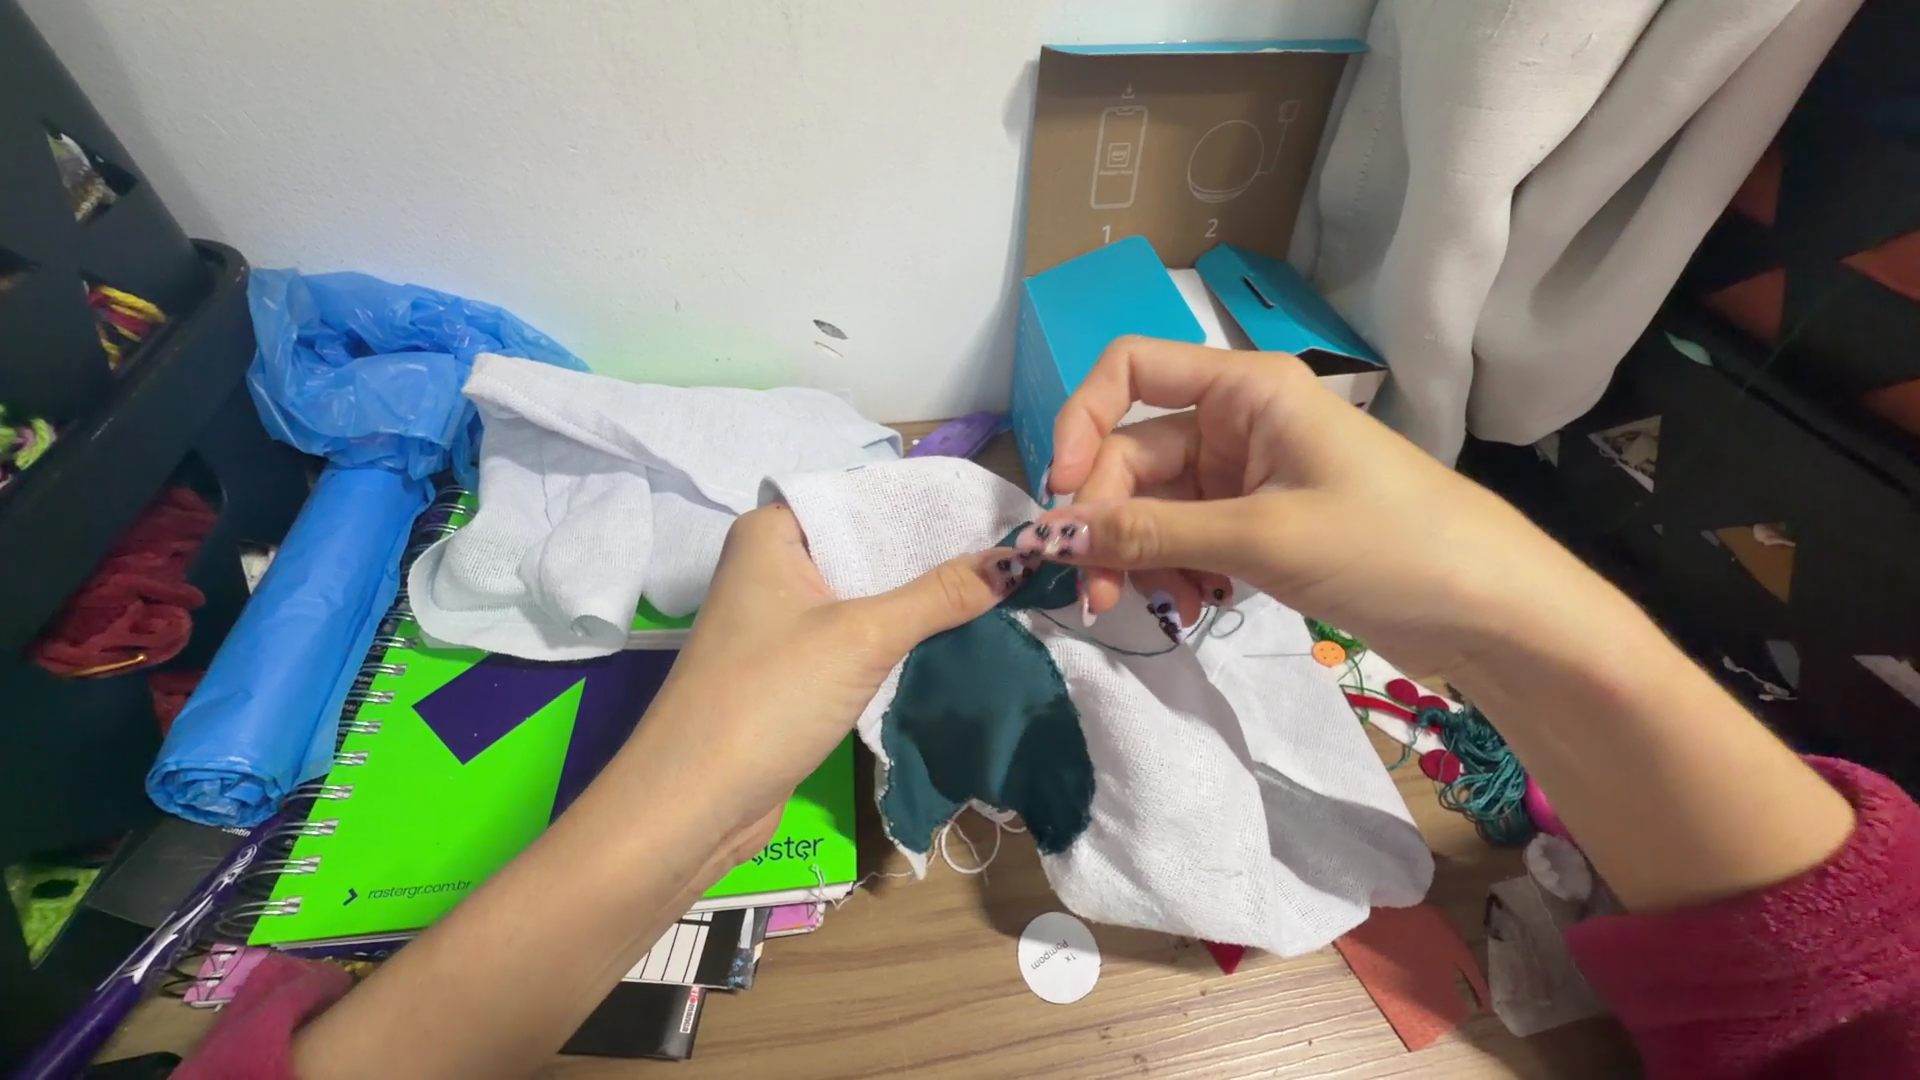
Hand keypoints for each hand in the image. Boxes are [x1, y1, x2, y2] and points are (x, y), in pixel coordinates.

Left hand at [630, 504, 1018, 845]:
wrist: (694, 806)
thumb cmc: (769, 697)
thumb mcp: (863, 636)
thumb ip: (940, 596)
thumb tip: (1018, 560)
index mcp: (772, 532)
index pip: (863, 496)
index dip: (928, 501)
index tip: (997, 506)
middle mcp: (773, 563)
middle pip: (868, 543)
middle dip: (934, 550)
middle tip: (1011, 545)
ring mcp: (783, 615)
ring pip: (867, 589)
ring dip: (922, 592)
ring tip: (998, 579)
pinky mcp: (796, 661)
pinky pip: (859, 628)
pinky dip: (901, 628)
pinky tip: (954, 625)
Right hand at [1024, 335, 1599, 675]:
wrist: (1495, 616)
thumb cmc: (1388, 547)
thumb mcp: (1259, 537)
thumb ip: (1148, 534)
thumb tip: (1050, 537)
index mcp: (1244, 388)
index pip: (1128, 370)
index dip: (1081, 424)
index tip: (1064, 494)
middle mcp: (1236, 421)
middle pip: (1133, 457)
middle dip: (1109, 525)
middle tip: (1098, 594)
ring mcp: (1244, 475)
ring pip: (1154, 506)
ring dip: (1142, 558)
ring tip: (1164, 610)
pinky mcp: (1254, 523)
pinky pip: (1185, 538)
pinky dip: (1176, 572)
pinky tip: (1195, 608)